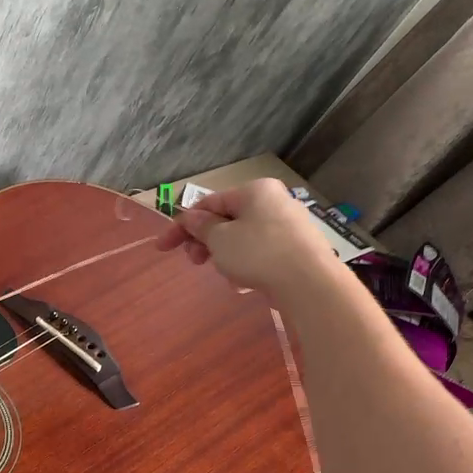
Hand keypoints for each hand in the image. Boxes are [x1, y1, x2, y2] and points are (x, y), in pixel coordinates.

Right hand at [154, 178, 344, 300]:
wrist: (309, 281)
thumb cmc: (257, 253)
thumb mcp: (219, 238)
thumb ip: (200, 226)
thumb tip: (191, 218)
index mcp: (254, 191)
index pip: (207, 203)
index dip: (181, 226)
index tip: (163, 248)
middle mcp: (273, 200)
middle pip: (225, 219)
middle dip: (204, 241)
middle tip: (194, 262)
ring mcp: (288, 223)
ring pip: (241, 236)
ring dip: (223, 255)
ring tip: (224, 274)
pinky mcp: (296, 245)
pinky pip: (258, 250)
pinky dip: (244, 262)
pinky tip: (243, 281)